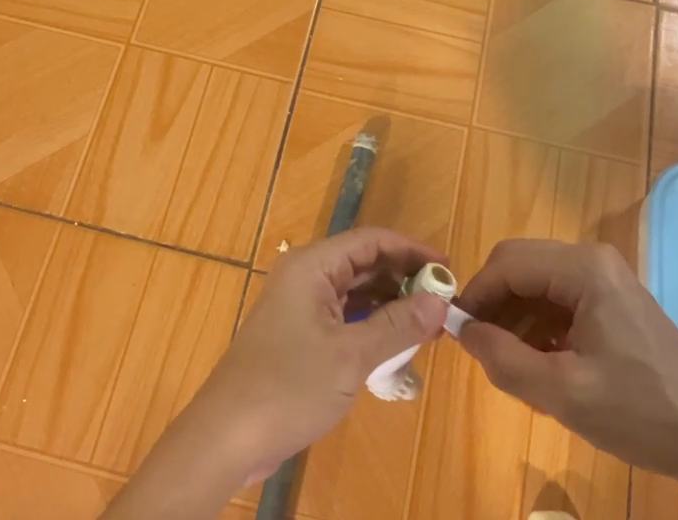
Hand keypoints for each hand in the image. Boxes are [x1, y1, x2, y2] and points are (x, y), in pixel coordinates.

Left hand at [104, 228, 450, 519]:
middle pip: (363, 264)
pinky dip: (371, 327)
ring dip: (390, 306)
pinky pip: (344, 318)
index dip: (411, 251)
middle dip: (404, 280)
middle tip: (444, 302)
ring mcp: (299, 307)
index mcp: (312, 267)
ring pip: (355, 293)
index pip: (371, 241)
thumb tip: (440, 301)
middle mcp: (305, 277)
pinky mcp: (298, 336)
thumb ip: (397, 325)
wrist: (228, 436)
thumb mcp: (351, 356)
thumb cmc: (288, 386)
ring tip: (428, 326)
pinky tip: (397, 347)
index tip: (448, 270)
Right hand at [456, 239, 677, 518]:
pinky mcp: (614, 302)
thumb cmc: (639, 412)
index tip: (456, 333)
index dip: (475, 294)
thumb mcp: (562, 393)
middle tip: (481, 350)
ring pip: (538, 285)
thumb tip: (463, 332)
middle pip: (521, 267)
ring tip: (510, 365)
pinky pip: (560, 301)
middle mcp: (594, 261)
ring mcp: (607, 280)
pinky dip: (540, 327)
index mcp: (584, 269)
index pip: (507, 263)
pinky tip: (541, 366)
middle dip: (495, 306)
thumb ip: (504, 359)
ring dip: (516, 320)